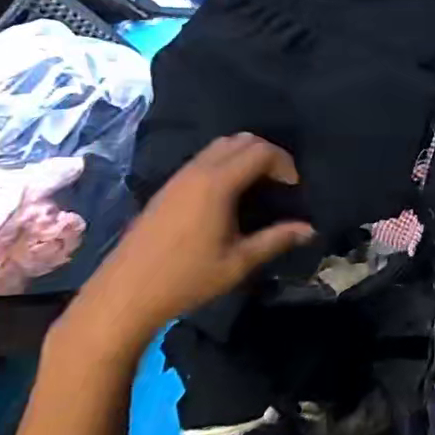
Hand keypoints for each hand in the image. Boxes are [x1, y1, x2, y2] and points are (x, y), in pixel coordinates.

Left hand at [57, 134, 313, 361]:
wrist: (124, 294)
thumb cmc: (185, 279)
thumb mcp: (238, 263)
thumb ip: (276, 240)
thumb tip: (310, 229)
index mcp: (217, 183)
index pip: (261, 151)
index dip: (284, 163)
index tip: (293, 189)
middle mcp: (199, 170)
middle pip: (243, 139)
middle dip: (268, 154)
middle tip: (279, 183)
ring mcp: (180, 175)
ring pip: (221, 145)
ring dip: (245, 155)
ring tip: (258, 186)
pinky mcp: (168, 186)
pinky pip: (205, 157)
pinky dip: (226, 162)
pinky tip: (229, 195)